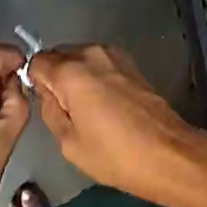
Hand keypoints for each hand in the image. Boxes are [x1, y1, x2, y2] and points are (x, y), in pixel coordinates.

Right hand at [27, 44, 206, 203]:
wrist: (170, 154)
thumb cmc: (116, 155)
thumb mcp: (69, 144)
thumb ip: (49, 111)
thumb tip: (47, 93)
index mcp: (69, 71)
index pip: (36, 62)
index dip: (37, 83)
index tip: (48, 105)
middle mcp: (89, 52)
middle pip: (58, 55)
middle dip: (56, 77)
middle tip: (69, 111)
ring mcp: (112, 53)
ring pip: (79, 57)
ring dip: (77, 75)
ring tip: (91, 109)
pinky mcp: (129, 61)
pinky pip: (99, 62)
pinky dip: (96, 76)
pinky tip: (108, 104)